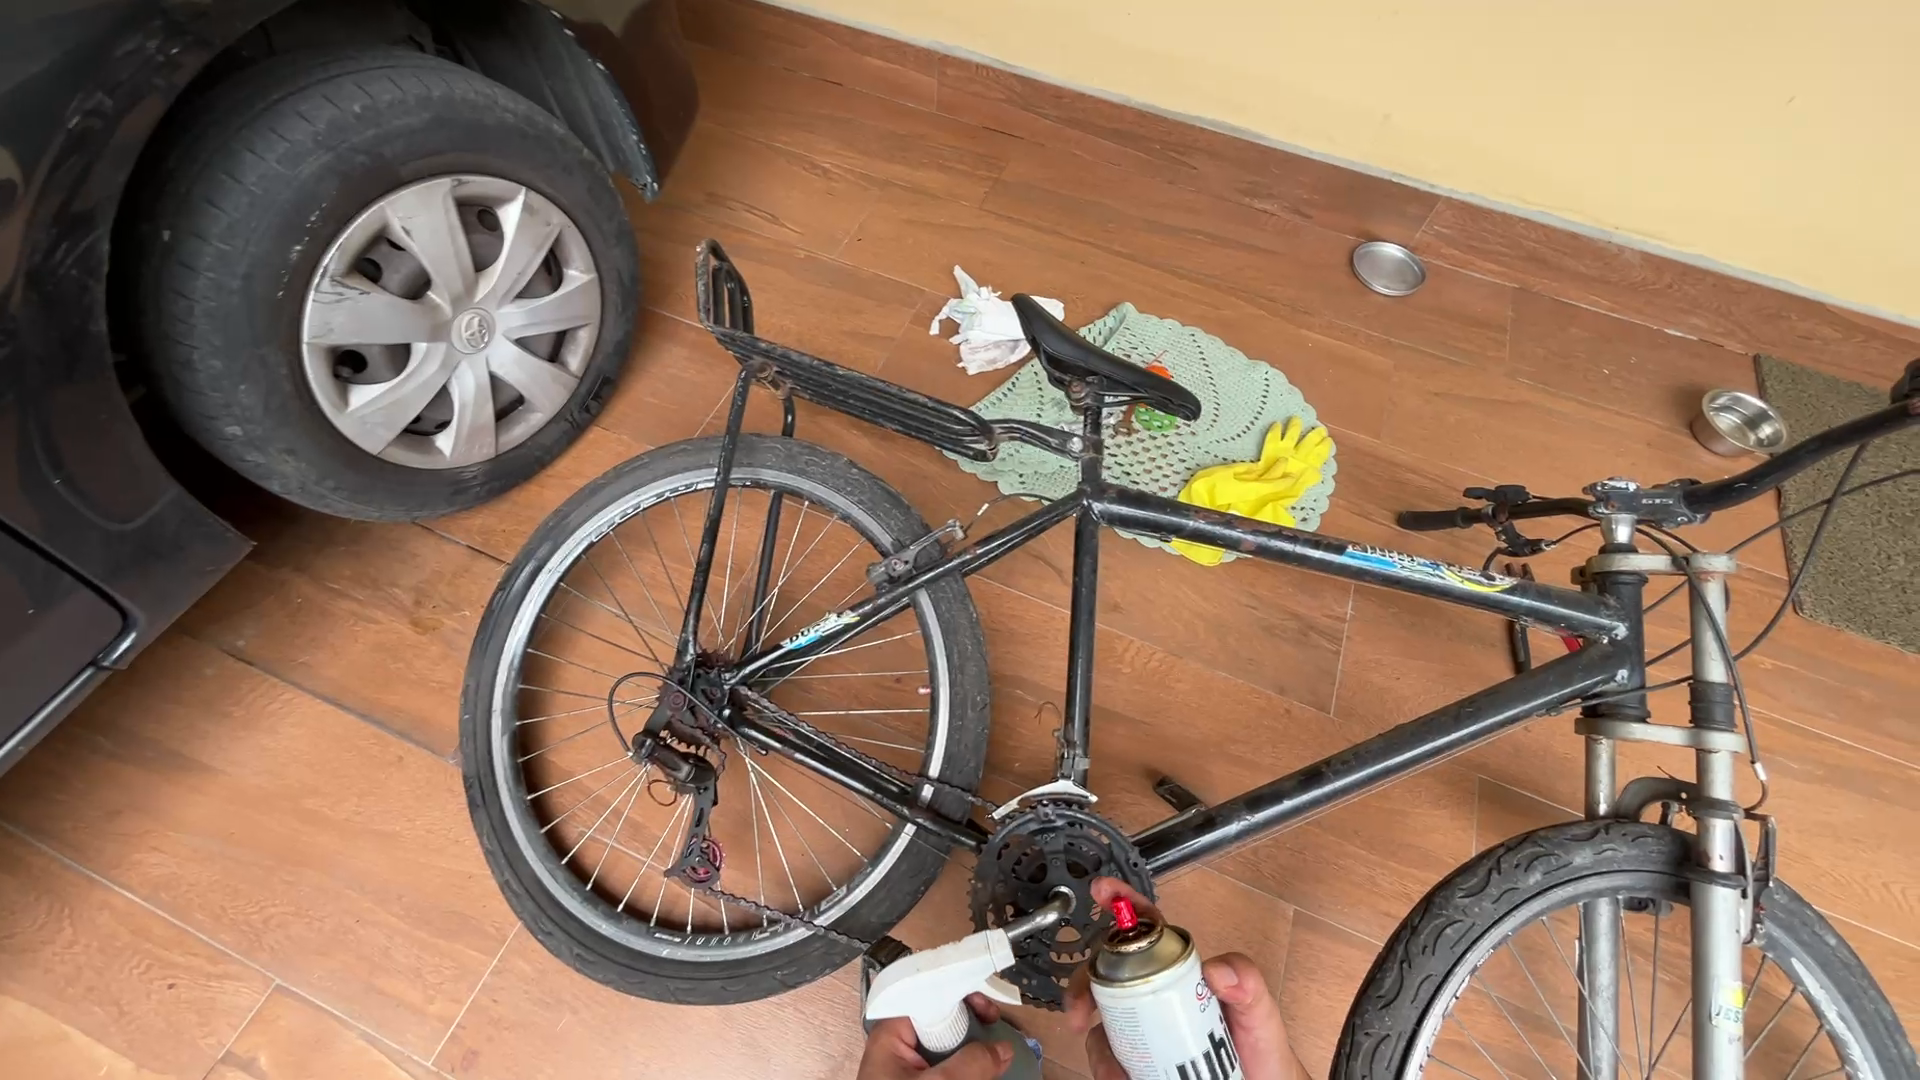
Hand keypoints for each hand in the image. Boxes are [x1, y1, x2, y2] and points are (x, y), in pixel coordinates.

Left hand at [857, 994, 1012, 1079]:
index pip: (928, 996)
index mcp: (892, 1033)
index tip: (988, 1009)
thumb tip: (1004, 1049)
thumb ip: (971, 1065)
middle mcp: (898, 1044)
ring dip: (972, 1050)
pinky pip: (946, 1068)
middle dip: (971, 1025)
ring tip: (996, 1053)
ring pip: (947, 1046)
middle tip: (997, 1029)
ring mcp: (909, 1067)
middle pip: (941, 1019)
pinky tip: (983, 1071)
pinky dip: (965, 1070)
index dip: (959, 995)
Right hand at [1066, 879, 1307, 1079]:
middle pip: (1107, 972)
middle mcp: (1152, 989)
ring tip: (1113, 1071)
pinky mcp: (1136, 1058)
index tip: (1100, 891)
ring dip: (1096, 1042)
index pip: (1145, 924)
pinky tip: (1118, 1078)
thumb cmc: (1260, 1050)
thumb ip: (1248, 982)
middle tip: (1079, 1010)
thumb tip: (1216, 970)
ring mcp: (1142, 1024)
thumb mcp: (1259, 1012)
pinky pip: (1108, 1057)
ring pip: (1101, 1018)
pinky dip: (1105, 1068)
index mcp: (1177, 966)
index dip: (1121, 902)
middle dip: (1083, 986)